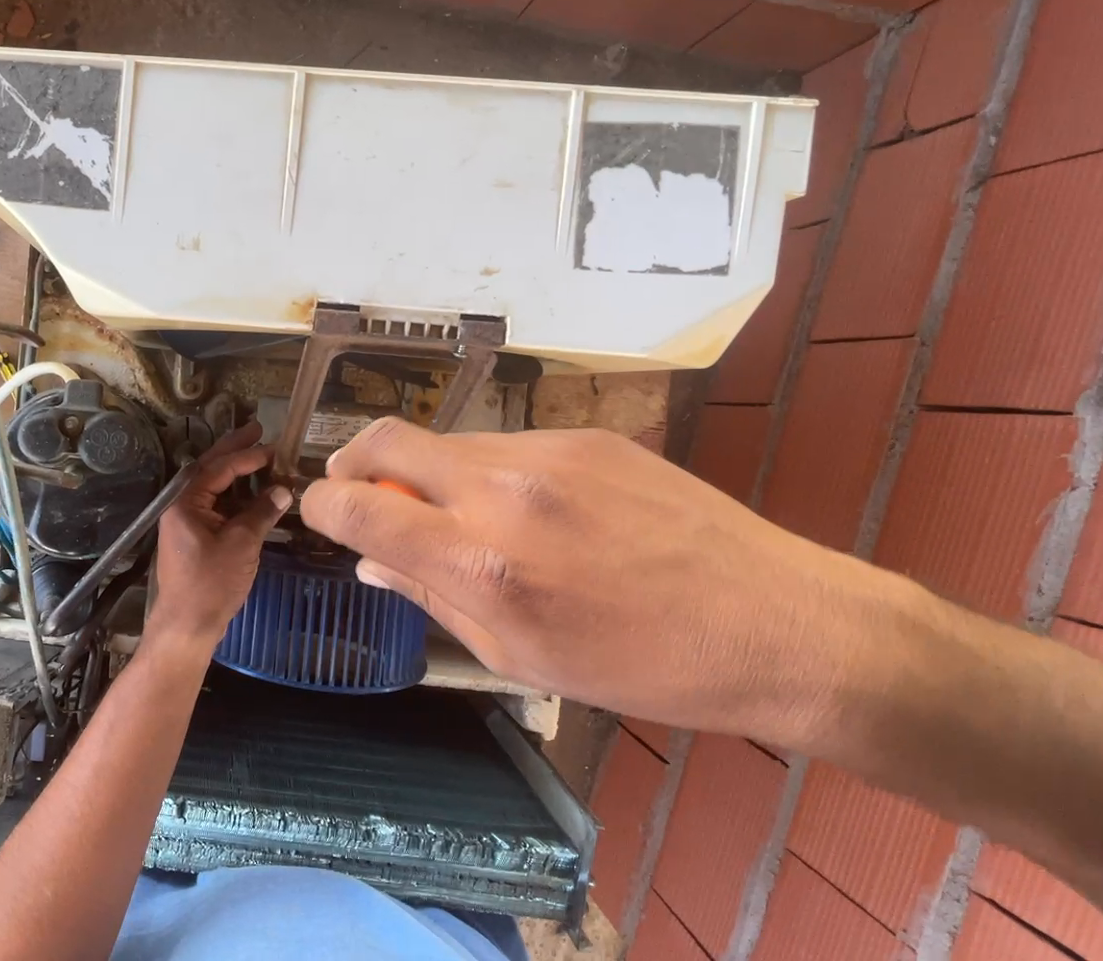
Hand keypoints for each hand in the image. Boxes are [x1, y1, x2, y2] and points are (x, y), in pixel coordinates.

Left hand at [145, 421, 292, 656]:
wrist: (187, 626)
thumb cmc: (210, 584)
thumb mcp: (241, 545)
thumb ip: (261, 513)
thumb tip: (283, 490)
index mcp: (184, 502)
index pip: (217, 468)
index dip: (246, 456)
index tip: (272, 446)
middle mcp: (180, 505)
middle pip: (209, 469)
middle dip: (235, 450)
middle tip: (258, 430)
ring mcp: (186, 521)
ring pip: (214, 488)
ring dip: (238, 474)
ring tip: (263, 458)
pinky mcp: (194, 537)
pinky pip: (216, 506)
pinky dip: (236, 497)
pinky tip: (256, 494)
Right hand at [299, 418, 935, 752]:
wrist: (782, 625)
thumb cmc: (642, 668)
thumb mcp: (519, 655)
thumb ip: (431, 597)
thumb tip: (371, 562)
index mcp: (478, 563)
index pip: (355, 505)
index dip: (320, 505)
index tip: (320, 514)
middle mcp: (500, 490)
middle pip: (383, 439)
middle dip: (353, 463)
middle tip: (362, 493)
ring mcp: (546, 452)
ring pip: (445, 441)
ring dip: (428, 473)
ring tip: (466, 520)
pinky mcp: (586, 434)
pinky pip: (505, 444)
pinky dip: (488, 473)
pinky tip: (532, 513)